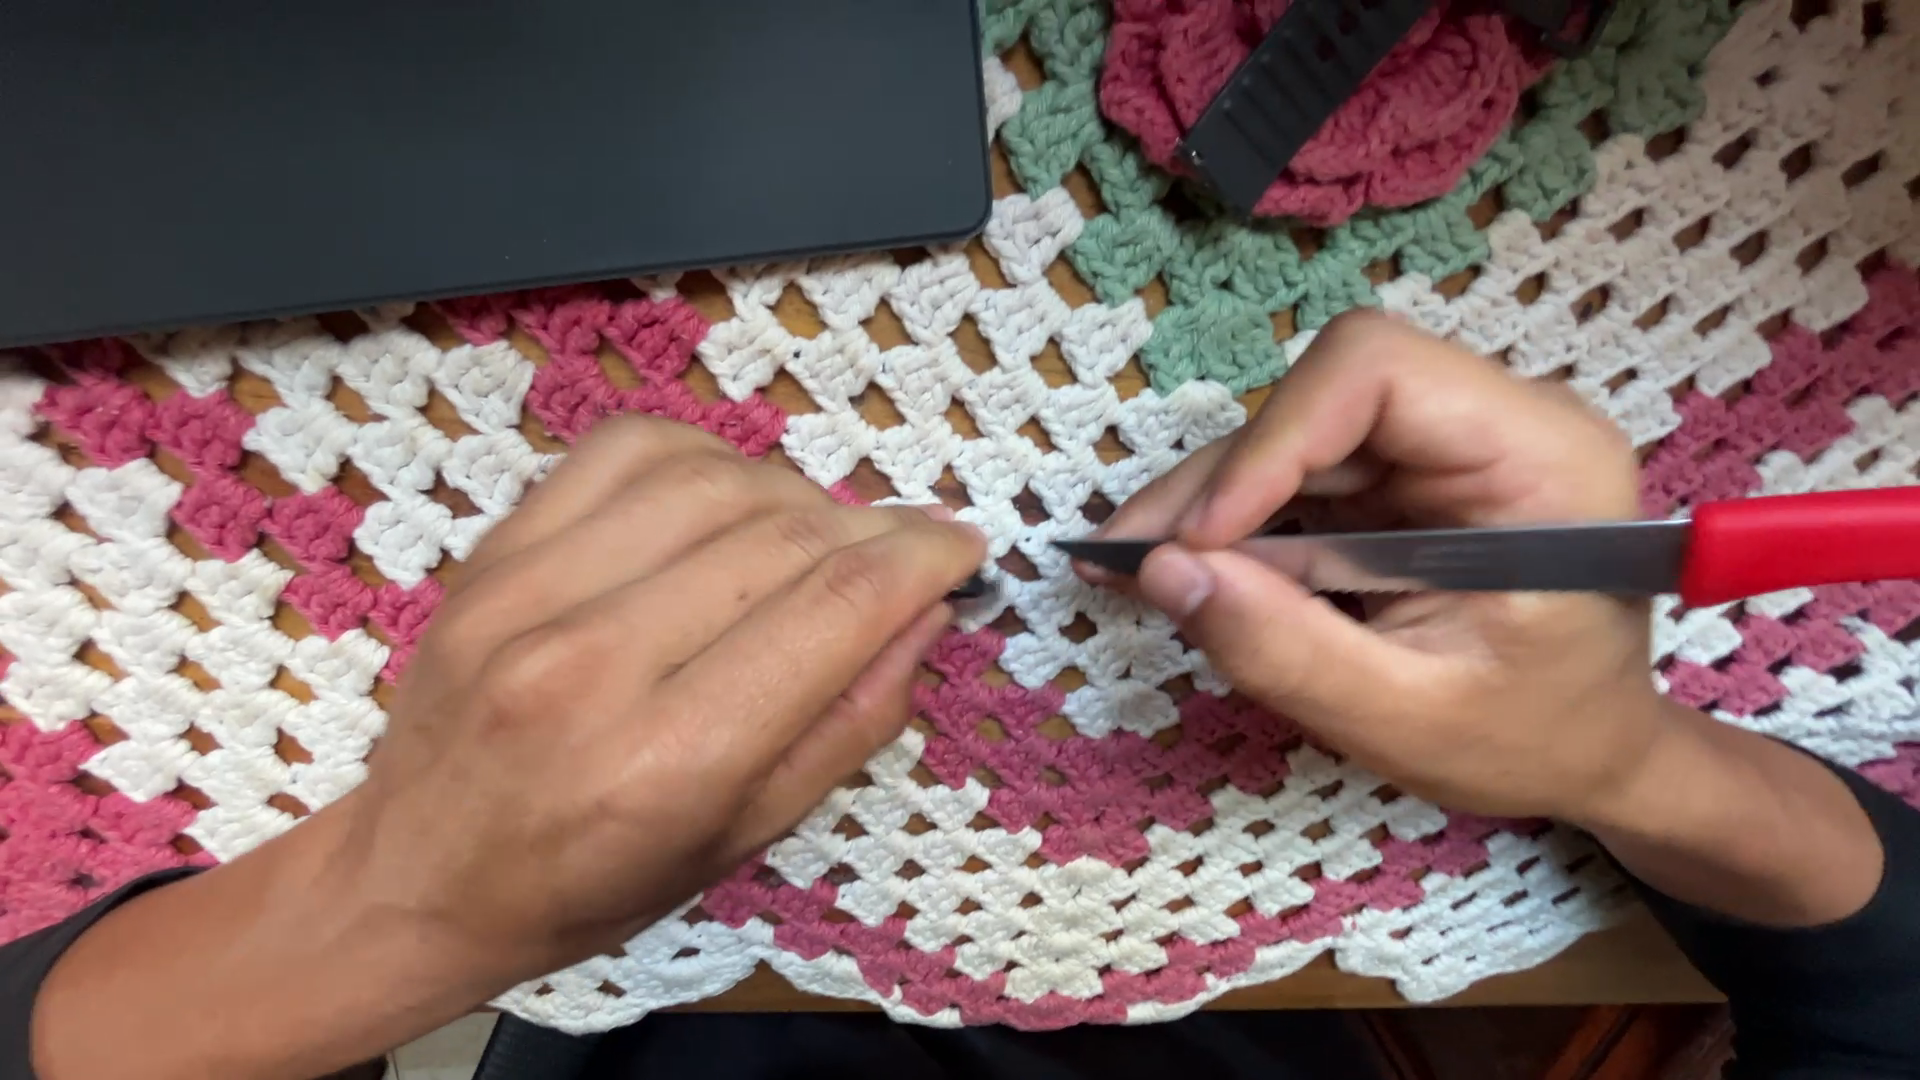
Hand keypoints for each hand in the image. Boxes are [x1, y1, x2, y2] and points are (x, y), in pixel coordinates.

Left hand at [349, 415, 984, 973]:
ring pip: (718, 479)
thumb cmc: (601, 881)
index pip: (834, 607)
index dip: (922, 557)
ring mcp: (527, 590)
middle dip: (877, 527)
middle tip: (911, 543)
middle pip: (784, 535)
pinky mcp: (494, 548)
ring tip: (822, 535)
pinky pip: (631, 449)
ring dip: (803, 495)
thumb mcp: (754, 833)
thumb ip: (856, 720)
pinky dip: (713, 457)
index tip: (964, 546)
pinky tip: (734, 499)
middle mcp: (593, 660)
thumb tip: (924, 609)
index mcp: (670, 759)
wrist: (415, 876)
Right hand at [1085, 311, 1661, 822]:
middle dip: (1204, 488)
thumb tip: (1162, 572)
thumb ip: (1285, 650)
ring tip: (1122, 569)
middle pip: (1304, 407)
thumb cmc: (1526, 740)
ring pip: (1273, 443)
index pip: (1372, 372)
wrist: (1578, 750)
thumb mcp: (1403, 719)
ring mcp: (1421, 449)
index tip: (1202, 540)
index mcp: (1530, 457)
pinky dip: (1211, 527)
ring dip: (1191, 508)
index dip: (1271, 444)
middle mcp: (1475, 425)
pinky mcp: (1378, 482)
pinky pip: (1275, 482)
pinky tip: (1165, 566)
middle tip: (1119, 560)